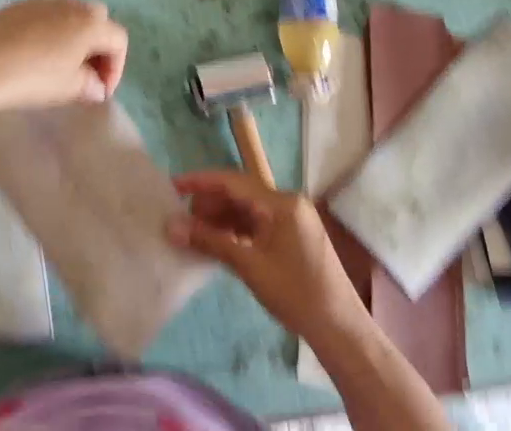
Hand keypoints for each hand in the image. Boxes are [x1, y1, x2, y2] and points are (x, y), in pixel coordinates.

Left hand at [0, 0, 126, 114]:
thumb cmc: (31, 78)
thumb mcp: (68, 88)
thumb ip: (90, 85)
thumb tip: (96, 85)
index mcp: (90, 22)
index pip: (118, 40)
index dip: (116, 68)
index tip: (101, 91)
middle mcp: (70, 4)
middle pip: (97, 20)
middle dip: (97, 47)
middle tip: (86, 75)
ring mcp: (41, 0)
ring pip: (69, 14)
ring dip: (73, 38)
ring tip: (60, 66)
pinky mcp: (17, 5)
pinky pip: (44, 15)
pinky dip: (49, 32)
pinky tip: (33, 55)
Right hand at [166, 170, 363, 337]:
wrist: (340, 328)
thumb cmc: (296, 293)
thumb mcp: (249, 266)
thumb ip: (209, 241)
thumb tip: (170, 226)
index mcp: (281, 203)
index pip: (232, 182)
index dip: (200, 182)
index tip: (172, 187)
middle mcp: (287, 204)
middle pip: (239, 194)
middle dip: (208, 204)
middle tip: (181, 220)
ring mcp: (292, 221)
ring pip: (247, 210)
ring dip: (220, 219)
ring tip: (194, 233)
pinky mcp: (292, 238)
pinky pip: (257, 225)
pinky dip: (235, 231)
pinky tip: (217, 244)